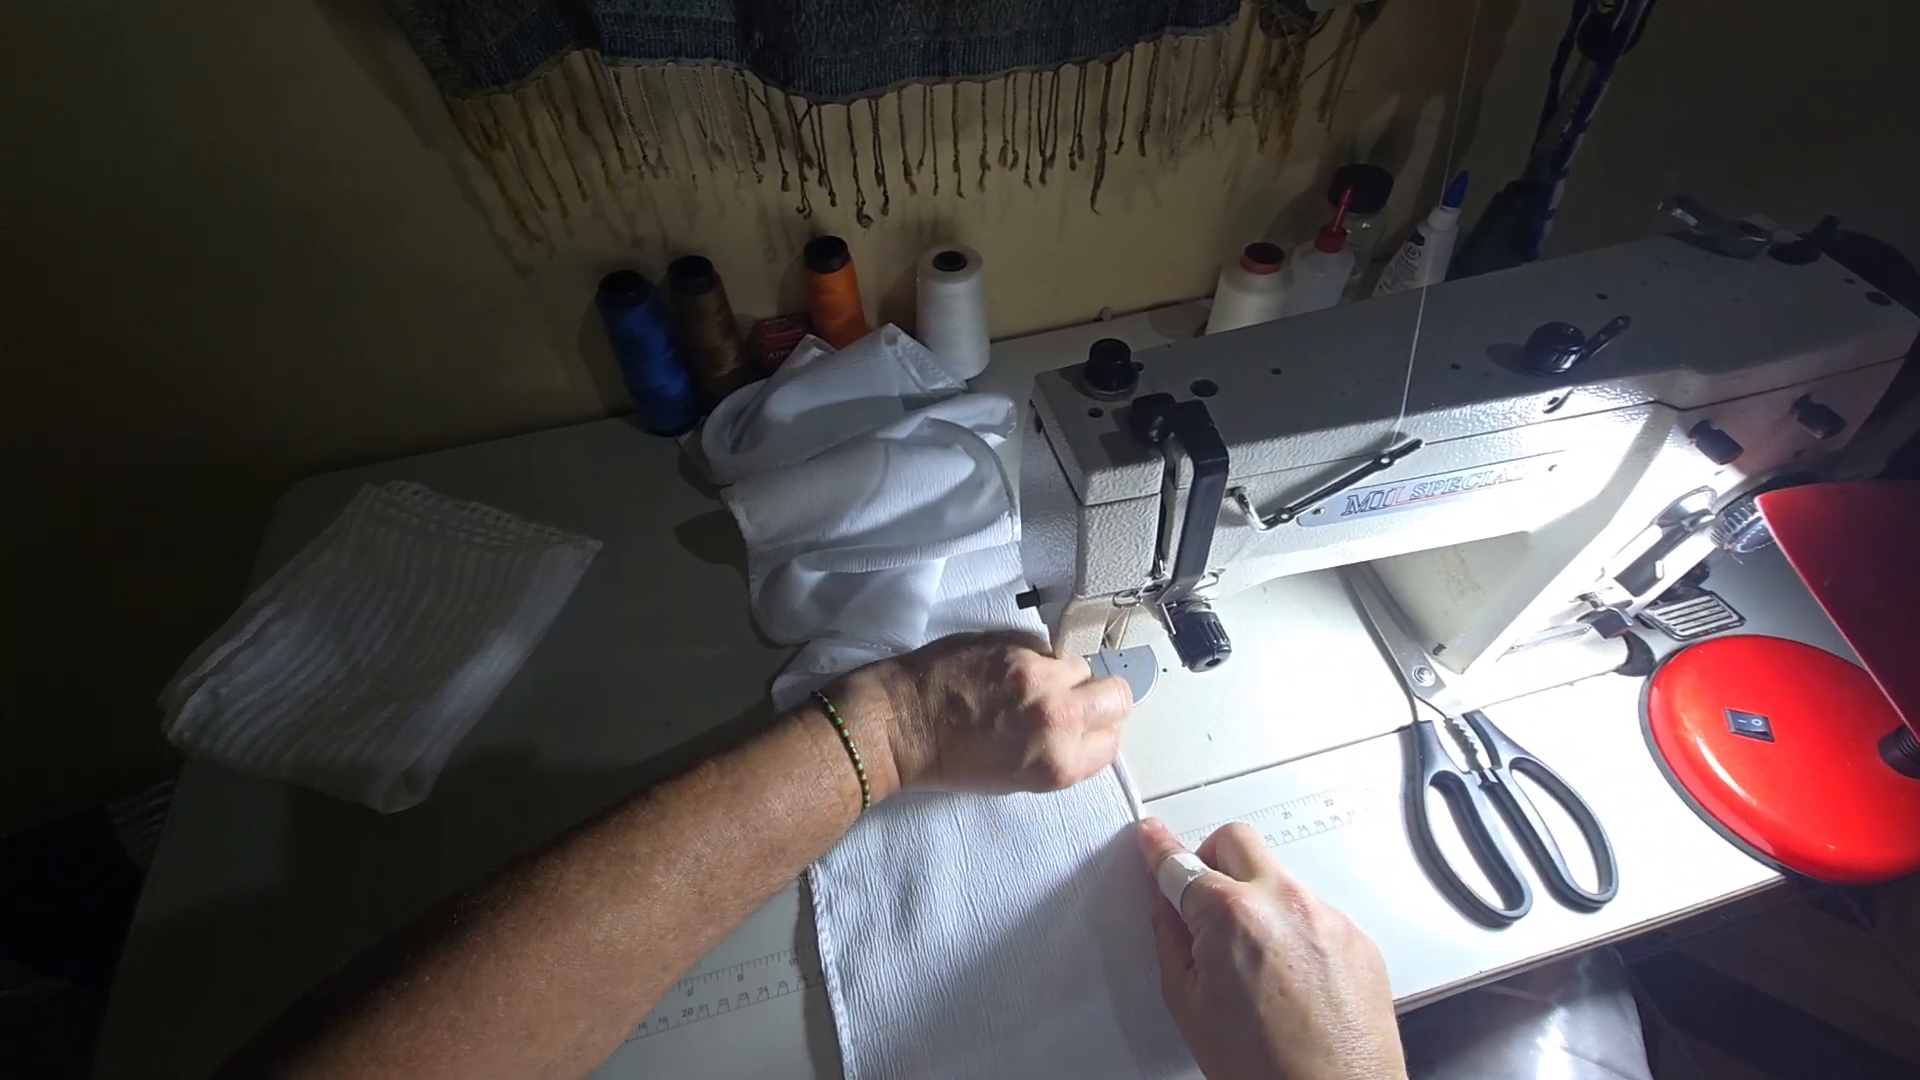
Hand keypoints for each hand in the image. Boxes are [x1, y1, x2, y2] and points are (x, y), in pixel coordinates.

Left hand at [829, 630, 1132, 795]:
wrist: (900, 725)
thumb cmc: (950, 761)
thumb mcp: (1017, 780)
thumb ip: (1059, 755)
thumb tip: (1082, 730)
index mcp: (1059, 763)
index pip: (1114, 740)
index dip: (1098, 731)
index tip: (1083, 726)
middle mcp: (1057, 717)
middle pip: (1117, 694)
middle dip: (1098, 697)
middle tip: (1069, 699)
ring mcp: (1036, 675)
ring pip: (1079, 664)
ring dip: (1060, 673)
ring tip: (1026, 682)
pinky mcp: (1013, 643)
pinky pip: (1043, 645)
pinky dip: (1031, 655)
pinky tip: (1002, 668)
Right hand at [1137, 817, 1404, 1079]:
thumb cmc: (1263, 1073)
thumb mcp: (1188, 1003)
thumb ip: (1171, 937)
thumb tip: (1168, 902)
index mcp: (1231, 914)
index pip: (1181, 862)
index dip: (1158, 847)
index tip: (1152, 836)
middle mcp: (1283, 902)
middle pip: (1236, 840)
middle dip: (1212, 858)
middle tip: (1206, 896)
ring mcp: (1326, 917)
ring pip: (1276, 876)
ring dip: (1256, 898)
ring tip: (1256, 957)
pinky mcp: (1357, 938)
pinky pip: (1311, 911)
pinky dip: (1293, 929)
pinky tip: (1289, 974)